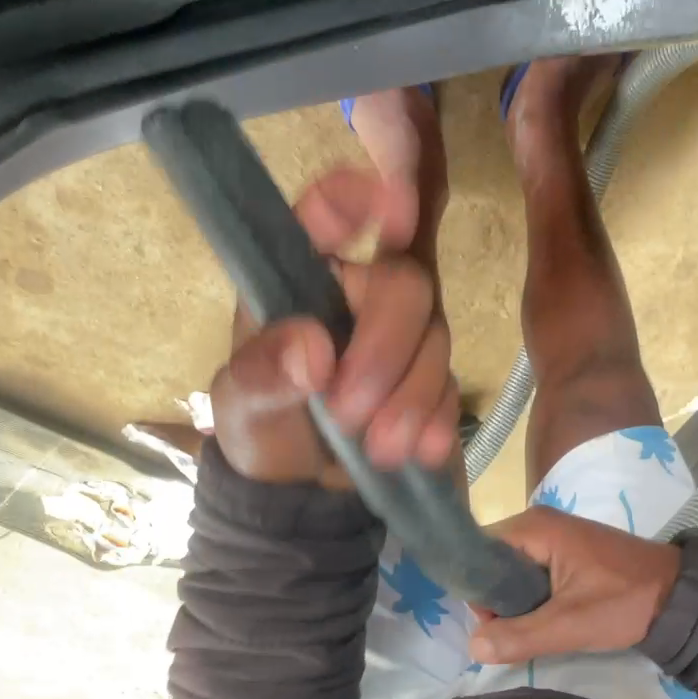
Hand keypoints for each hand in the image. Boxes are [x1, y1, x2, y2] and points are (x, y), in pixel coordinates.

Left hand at [212, 167, 457, 486]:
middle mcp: (359, 298)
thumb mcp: (244, 409)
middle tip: (349, 412)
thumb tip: (312, 350)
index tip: (391, 207)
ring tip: (378, 450)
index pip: (327, 215)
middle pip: (405, 284)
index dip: (356, 198)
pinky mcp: (432, 385)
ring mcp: (403, 341)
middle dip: (385, 350)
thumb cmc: (265, 433)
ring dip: (412, 397)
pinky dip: (438, 420)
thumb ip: (264, 376)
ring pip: (437, 338)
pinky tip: (421, 452)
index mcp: (303, 282)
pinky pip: (453, 387)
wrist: (307, 499)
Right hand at [468, 508, 681, 663]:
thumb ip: (519, 636)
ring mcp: (555, 535)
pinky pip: (532, 573)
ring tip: (540, 625)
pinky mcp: (568, 551)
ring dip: (517, 602)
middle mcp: (539, 523)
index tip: (494, 623)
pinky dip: (534, 597)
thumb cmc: (625, 603)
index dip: (478, 590)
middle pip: (494, 562)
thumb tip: (473, 647)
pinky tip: (550, 617)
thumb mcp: (569, 625)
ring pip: (513, 571)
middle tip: (522, 629)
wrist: (682, 596)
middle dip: (499, 600)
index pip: (479, 552)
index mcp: (534, 528)